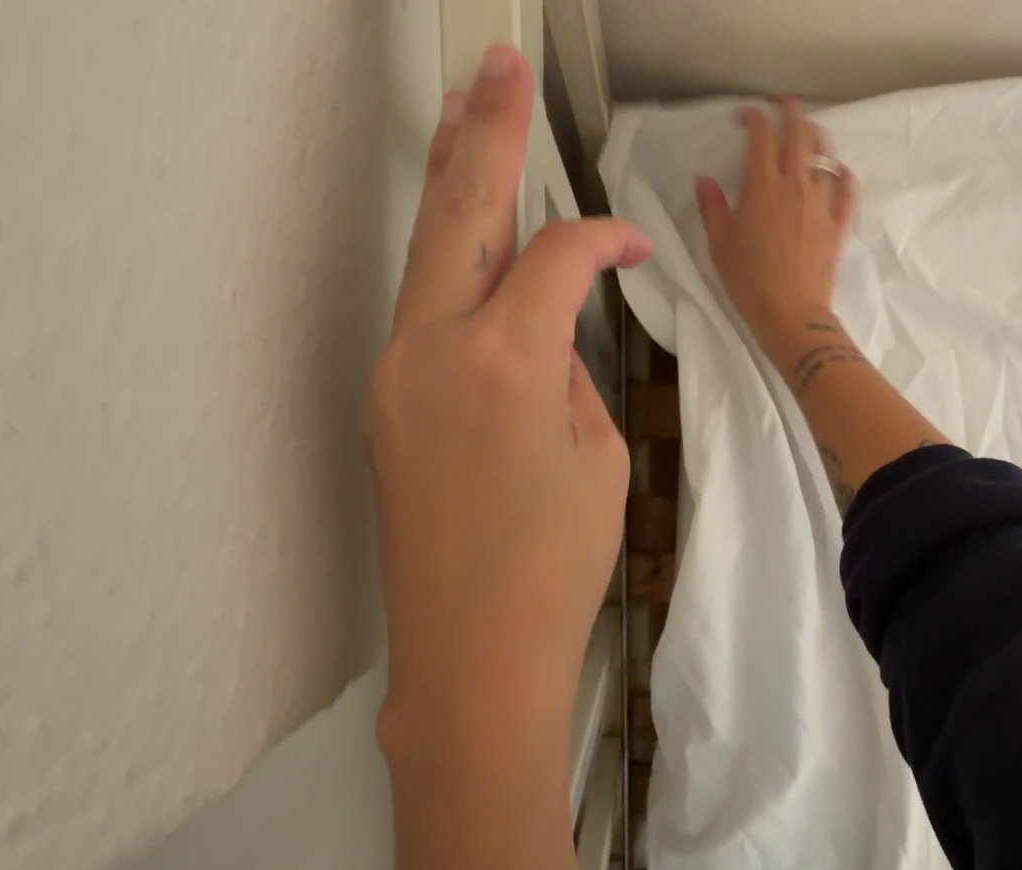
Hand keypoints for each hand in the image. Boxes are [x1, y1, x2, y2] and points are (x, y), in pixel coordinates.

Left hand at [368, 45, 650, 760]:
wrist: (473, 651)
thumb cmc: (555, 567)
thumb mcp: (599, 461)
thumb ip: (575, 380)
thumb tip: (553, 342)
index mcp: (506, 360)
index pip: (556, 256)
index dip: (603, 238)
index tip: (636, 248)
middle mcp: (432, 348)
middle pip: (457, 211)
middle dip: (483, 132)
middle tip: (497, 67)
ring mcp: (395, 375)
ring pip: (427, 257)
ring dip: (453, 190)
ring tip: (471, 129)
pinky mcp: (385, 407)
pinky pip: (424, 318)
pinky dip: (455, 276)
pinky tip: (478, 262)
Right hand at [697, 99, 856, 351]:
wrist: (791, 315)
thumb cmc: (749, 282)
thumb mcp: (720, 246)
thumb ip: (713, 208)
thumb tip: (705, 180)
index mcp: (762, 186)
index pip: (761, 133)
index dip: (753, 116)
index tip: (744, 117)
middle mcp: (795, 184)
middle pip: (799, 132)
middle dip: (790, 111)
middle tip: (783, 106)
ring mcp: (822, 203)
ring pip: (825, 154)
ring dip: (816, 136)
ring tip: (808, 133)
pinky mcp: (838, 224)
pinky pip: (848, 189)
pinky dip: (844, 174)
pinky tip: (839, 171)